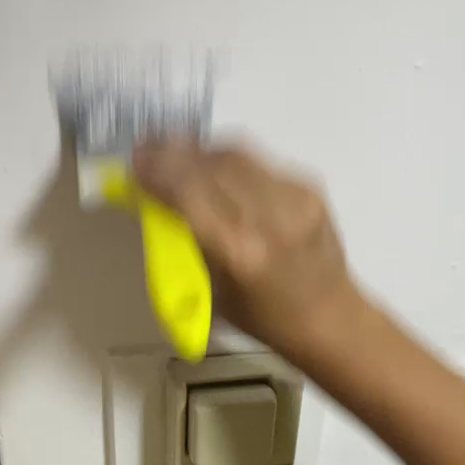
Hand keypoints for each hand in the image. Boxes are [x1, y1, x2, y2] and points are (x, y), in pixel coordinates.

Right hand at [132, 139, 363, 357]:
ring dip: (199, 150)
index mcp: (239, 252)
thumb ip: (187, 237)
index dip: (157, 170)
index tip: (134, 161)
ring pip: (234, 154)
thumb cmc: (262, 316)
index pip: (189, 193)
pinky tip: (214, 166)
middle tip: (147, 147)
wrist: (330, 317)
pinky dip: (228, 160)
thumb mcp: (211, 287)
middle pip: (211, 164)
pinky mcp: (309, 187)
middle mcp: (269, 217)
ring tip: (175, 149)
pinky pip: (258, 161)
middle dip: (173, 151)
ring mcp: (294, 198)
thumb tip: (158, 197)